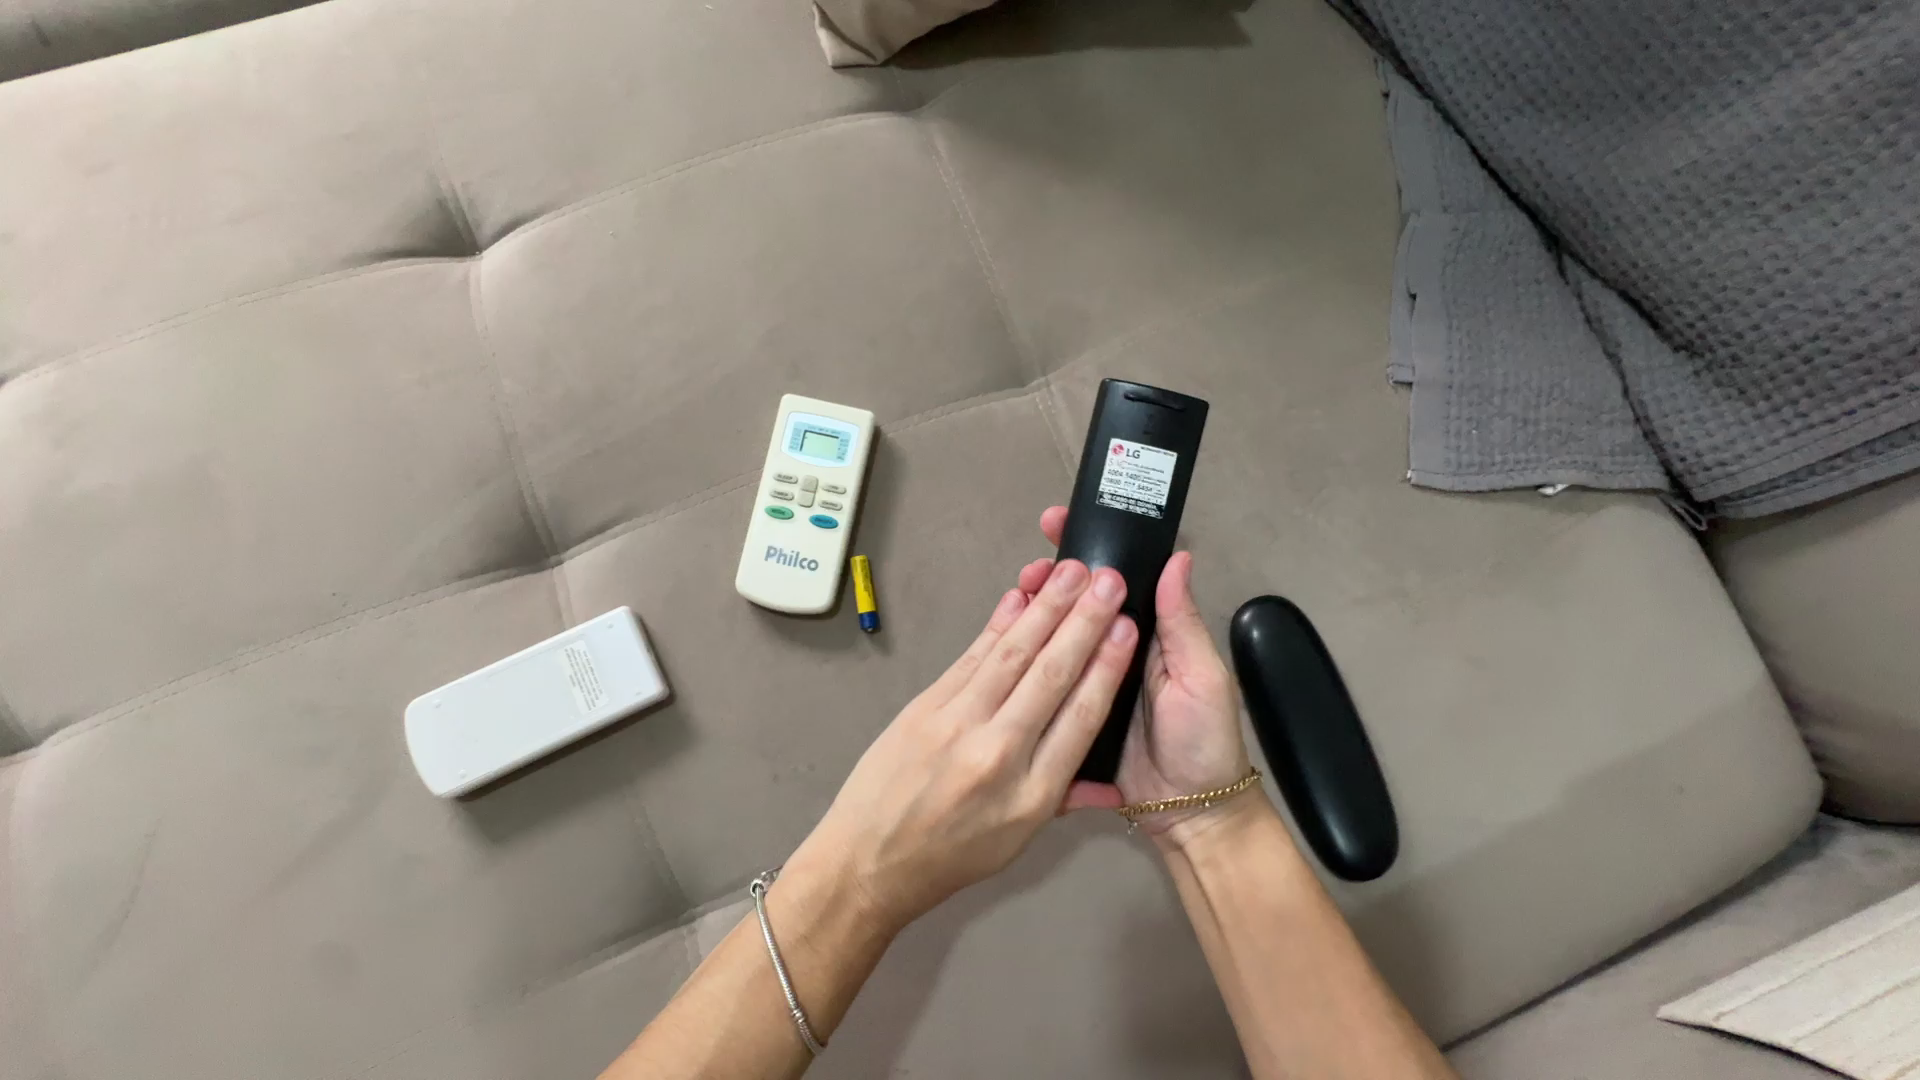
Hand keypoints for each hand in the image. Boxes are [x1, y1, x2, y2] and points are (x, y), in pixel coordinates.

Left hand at [787, 560, 1138, 932]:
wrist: (866, 860)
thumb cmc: (949, 857)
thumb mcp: (1017, 842)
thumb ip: (1065, 800)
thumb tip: (1114, 783)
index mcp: (1031, 794)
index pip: (1081, 717)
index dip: (1107, 667)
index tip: (1127, 627)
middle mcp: (998, 752)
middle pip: (1050, 674)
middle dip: (1083, 622)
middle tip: (1108, 580)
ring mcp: (956, 723)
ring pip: (1011, 655)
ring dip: (1045, 608)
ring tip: (1071, 572)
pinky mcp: (924, 704)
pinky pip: (971, 656)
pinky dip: (998, 624)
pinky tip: (1019, 596)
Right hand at [1018, 507, 1258, 850]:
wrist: (1187, 814)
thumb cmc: (1203, 740)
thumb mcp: (1202, 678)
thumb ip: (1183, 622)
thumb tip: (1178, 556)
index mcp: (1153, 633)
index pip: (1121, 578)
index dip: (1094, 547)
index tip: (1062, 524)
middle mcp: (1118, 648)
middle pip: (1083, 601)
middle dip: (1055, 576)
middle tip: (1030, 566)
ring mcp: (1091, 678)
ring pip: (1061, 633)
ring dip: (1038, 608)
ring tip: (1017, 592)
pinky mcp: (1070, 708)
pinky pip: (1049, 674)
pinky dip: (1030, 653)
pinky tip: (1008, 637)